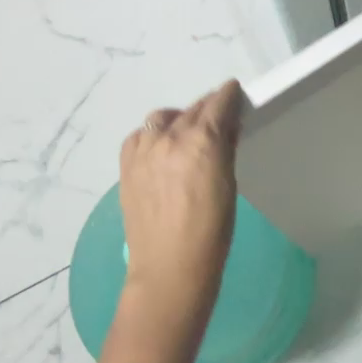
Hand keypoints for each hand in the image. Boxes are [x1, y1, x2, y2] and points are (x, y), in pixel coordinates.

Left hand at [117, 80, 246, 316]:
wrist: (169, 268)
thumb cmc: (212, 231)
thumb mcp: (229, 184)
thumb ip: (226, 148)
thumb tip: (227, 126)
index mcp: (202, 140)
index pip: (218, 102)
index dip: (229, 95)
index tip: (234, 93)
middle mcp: (171, 137)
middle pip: (192, 108)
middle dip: (207, 108)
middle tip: (217, 118)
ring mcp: (144, 151)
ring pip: (162, 117)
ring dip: (178, 118)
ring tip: (186, 133)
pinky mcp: (126, 166)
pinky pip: (139, 136)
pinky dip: (151, 135)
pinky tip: (160, 149)